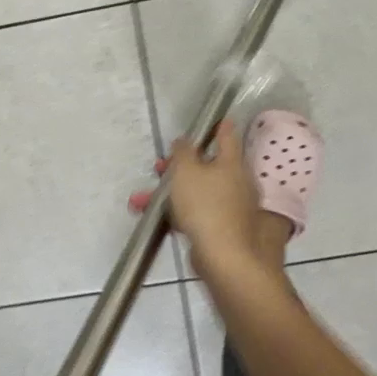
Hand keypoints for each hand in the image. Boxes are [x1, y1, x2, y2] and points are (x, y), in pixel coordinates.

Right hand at [129, 119, 287, 279]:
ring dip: (170, 193)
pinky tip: (156, 218)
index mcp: (232, 163)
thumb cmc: (205, 205)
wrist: (224, 257)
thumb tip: (184, 140)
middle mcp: (236, 183)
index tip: (215, 118)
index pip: (227, 136)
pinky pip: (196, 213)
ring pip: (196, 192)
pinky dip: (177, 212)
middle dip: (179, 166)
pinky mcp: (222, 229)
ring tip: (139, 200)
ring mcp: (231, 208)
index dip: (219, 126)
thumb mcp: (186, 170)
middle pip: (206, 167)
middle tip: (160, 166)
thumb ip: (183, 151)